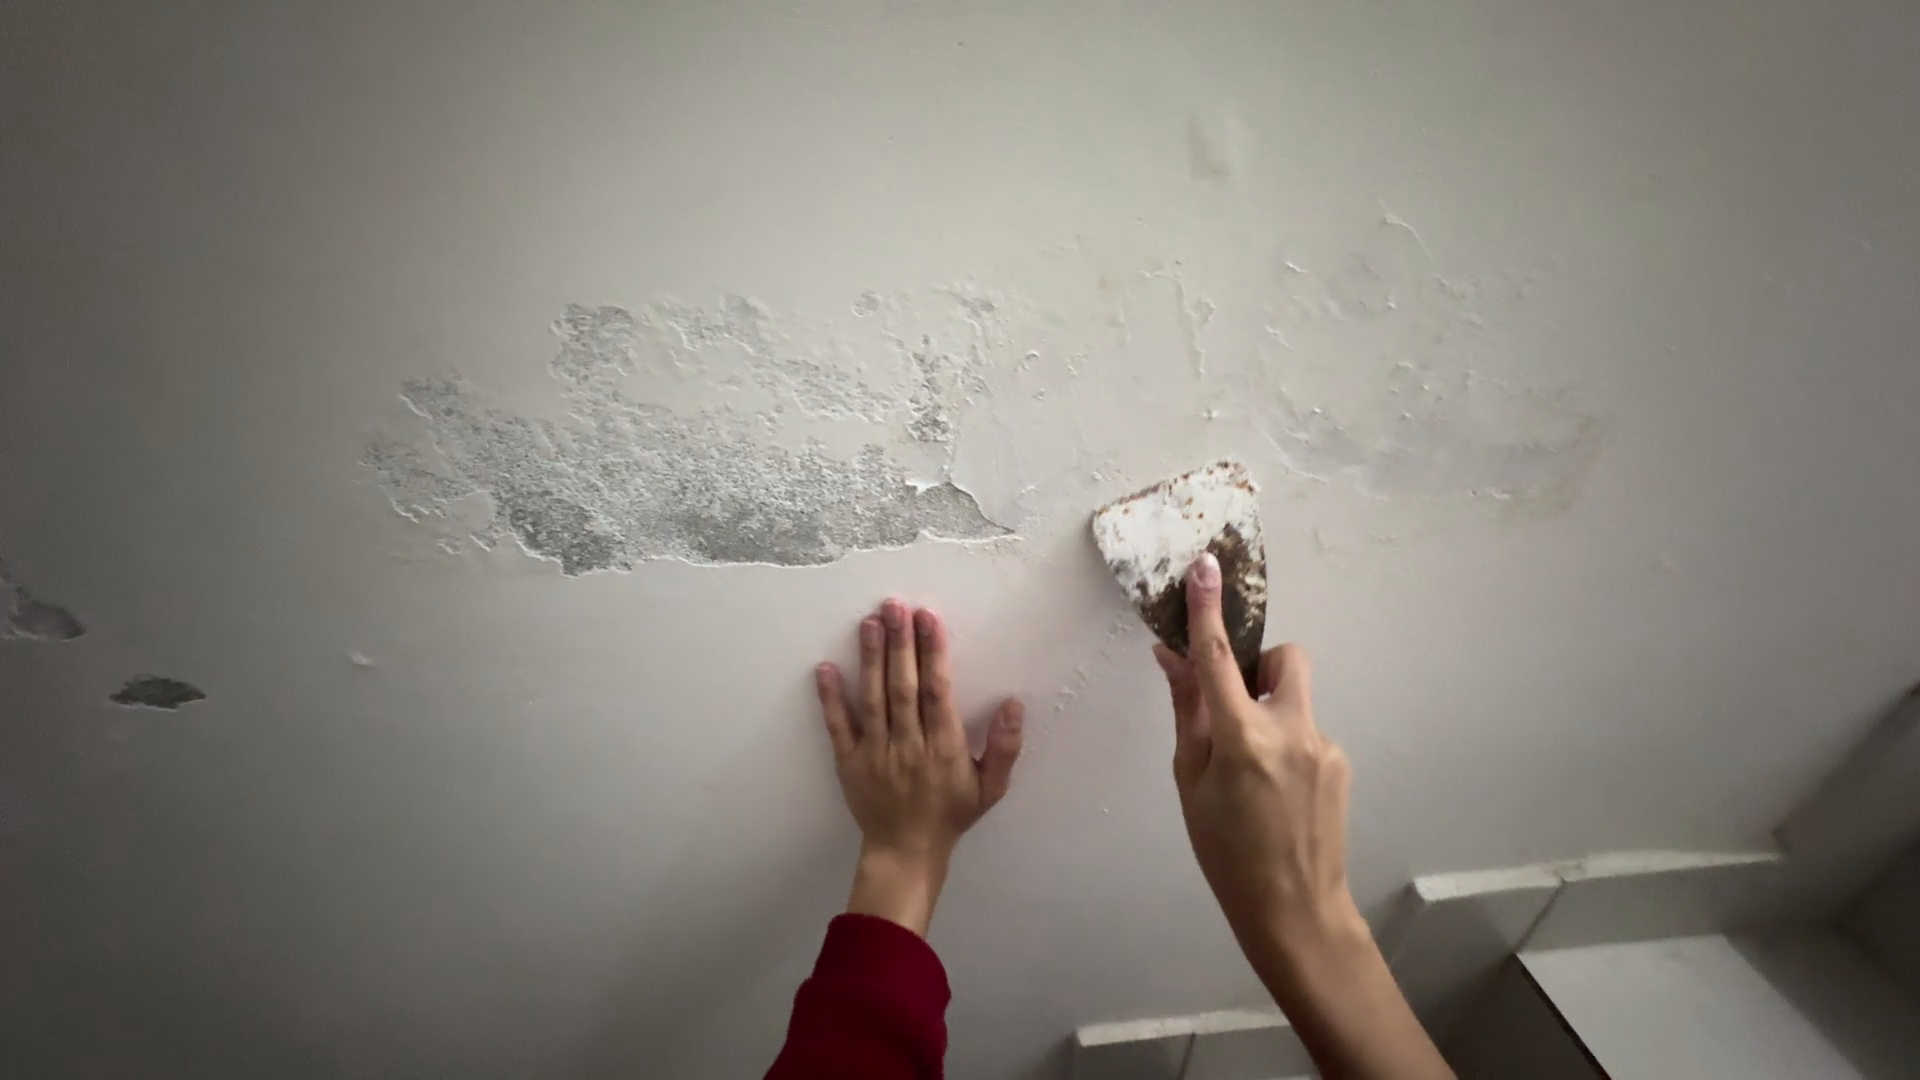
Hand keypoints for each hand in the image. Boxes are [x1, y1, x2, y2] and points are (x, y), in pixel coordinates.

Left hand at [815, 598, 1023, 935]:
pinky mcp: (849, 762)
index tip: (928, 619)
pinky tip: (824, 668)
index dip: (933, 653)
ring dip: (870, 659)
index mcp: (944, 748)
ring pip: (872, 700)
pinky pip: (838, 727)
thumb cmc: (951, 814)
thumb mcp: (991, 788)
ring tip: (868, 623)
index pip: (938, 692)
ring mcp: (875, 754)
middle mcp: (908, 746)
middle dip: (900, 644)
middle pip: (903, 687)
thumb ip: (1004, 746)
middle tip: (894, 606)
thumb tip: (1013, 703)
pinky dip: (830, 699)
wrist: (906, 853)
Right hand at [1153, 553, 1362, 976]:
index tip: (1205, 565)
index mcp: (1242, 738)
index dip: (1208, 608)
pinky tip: (1273, 786)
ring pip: (1293, 696)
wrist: (1296, 910)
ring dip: (1268, 708)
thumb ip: (1186, 711)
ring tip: (1250, 765)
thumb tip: (1172, 656)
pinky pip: (1305, 727)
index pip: (1217, 658)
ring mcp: (1325, 746)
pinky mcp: (1341, 761)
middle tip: (1235, 700)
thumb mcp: (1190, 779)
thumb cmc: (1224, 850)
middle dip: (1258, 662)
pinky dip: (1283, 738)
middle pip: (1284, 657)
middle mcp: (1291, 730)